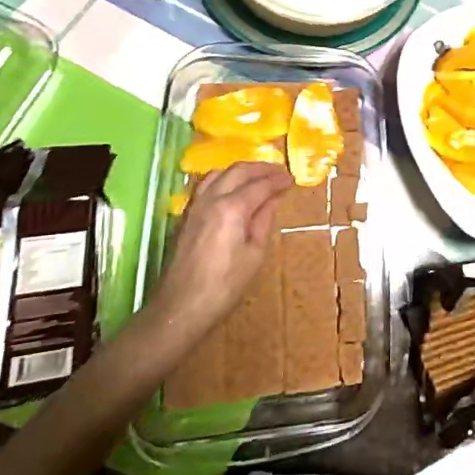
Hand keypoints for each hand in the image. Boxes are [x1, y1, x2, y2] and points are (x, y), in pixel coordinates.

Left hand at [143, 162, 291, 345]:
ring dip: (240, 170)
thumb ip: (263, 221)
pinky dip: (223, 179)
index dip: (278, 180)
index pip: (260, 185)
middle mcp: (211, 199)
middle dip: (261, 168)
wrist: (182, 306)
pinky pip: (205, 185)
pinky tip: (231, 188)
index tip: (292, 179)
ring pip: (218, 173)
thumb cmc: (225, 285)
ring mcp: (195, 206)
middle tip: (279, 172)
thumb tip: (272, 200)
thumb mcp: (254, 254)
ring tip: (257, 176)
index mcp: (232, 208)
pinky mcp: (186, 216)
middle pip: (238, 171)